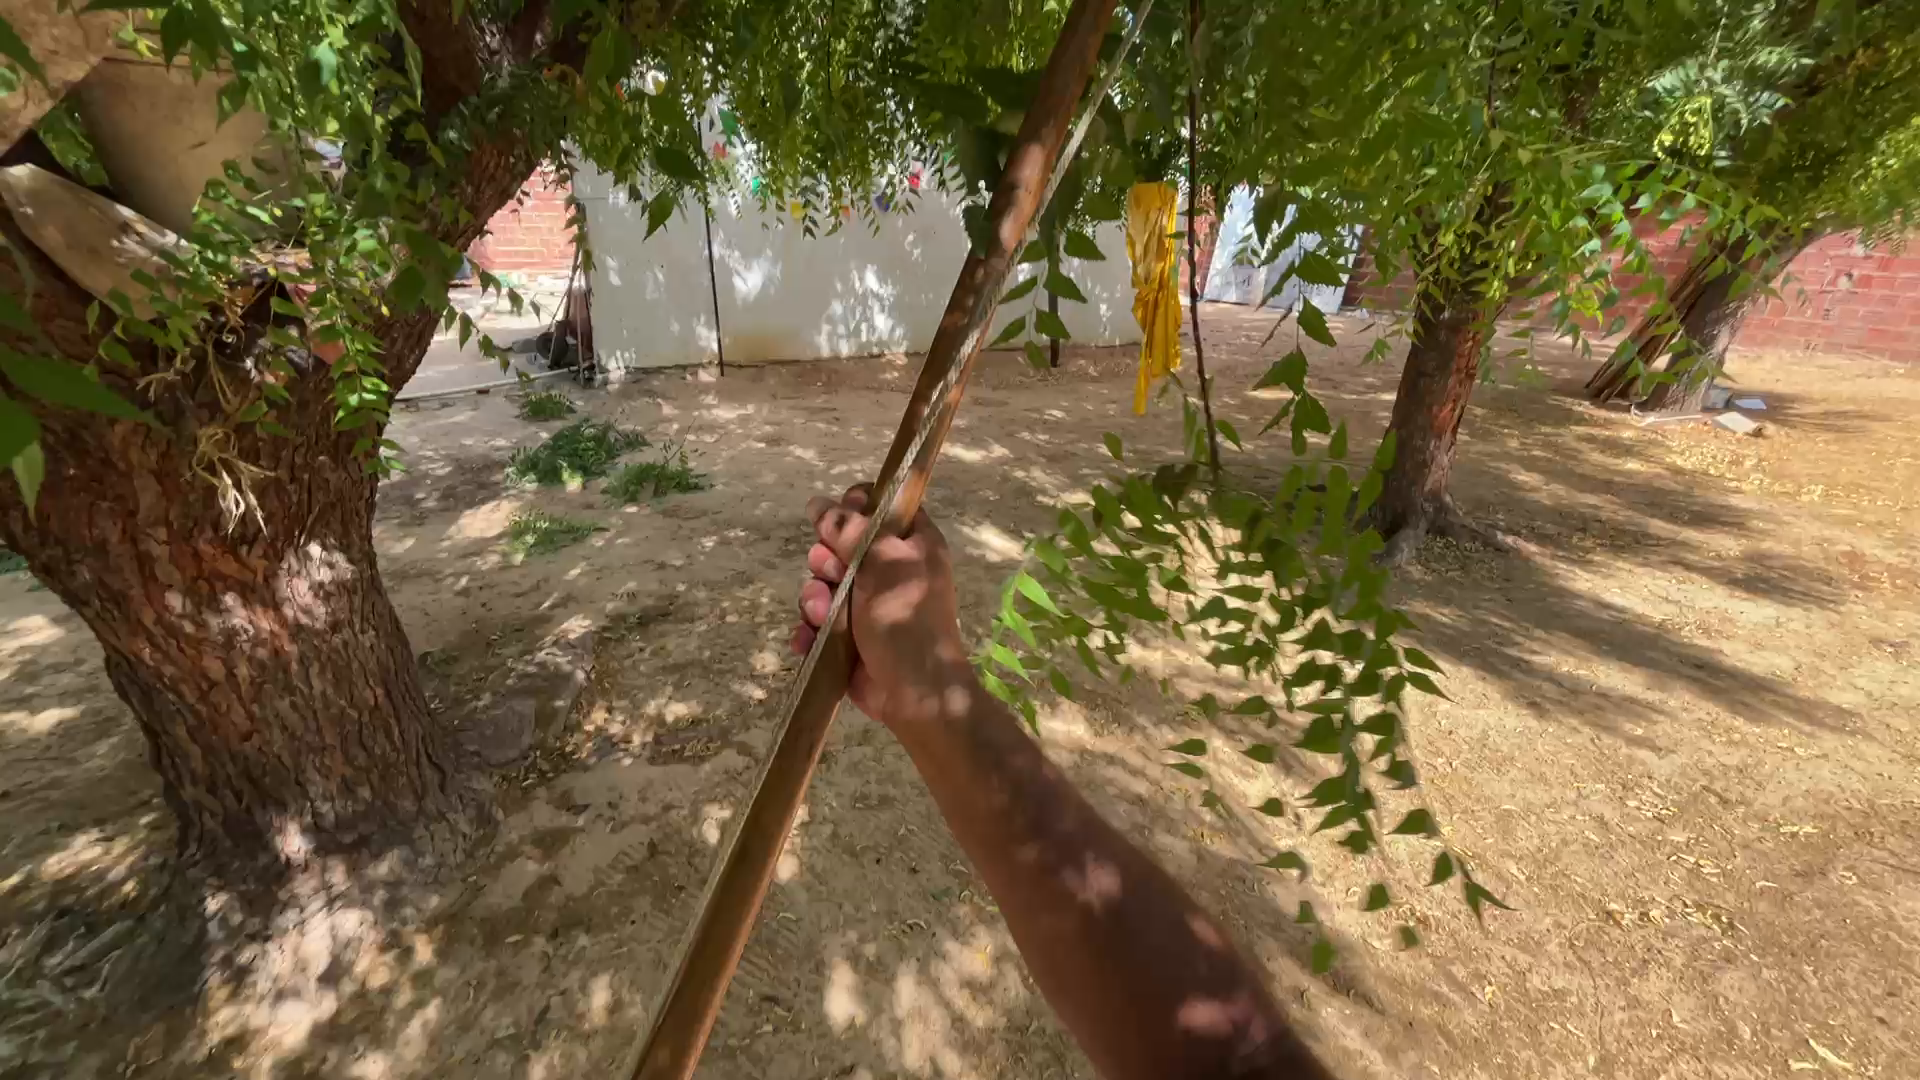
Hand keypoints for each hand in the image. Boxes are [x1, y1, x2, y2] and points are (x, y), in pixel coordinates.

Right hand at [789, 485, 973, 733]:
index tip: (836, 520)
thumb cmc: (906, 618)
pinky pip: (818, 621)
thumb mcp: (882, 563)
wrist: (914, 691)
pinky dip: (810, 630)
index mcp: (912, 544)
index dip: (854, 509)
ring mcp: (868, 604)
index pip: (881, 508)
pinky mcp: (849, 635)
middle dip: (826, 563)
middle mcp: (890, 570)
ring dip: (815, 600)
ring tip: (823, 617)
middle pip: (840, 547)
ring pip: (823, 585)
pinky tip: (808, 639)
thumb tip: (818, 504)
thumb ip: (850, 530)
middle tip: (832, 575)